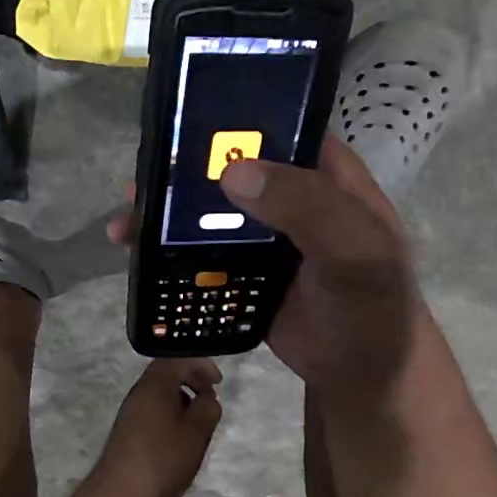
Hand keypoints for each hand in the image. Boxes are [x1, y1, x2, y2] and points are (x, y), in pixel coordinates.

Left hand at [91, 358, 223, 496]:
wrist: (120, 494)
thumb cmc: (163, 458)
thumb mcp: (196, 433)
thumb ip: (207, 409)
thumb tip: (207, 397)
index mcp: (154, 385)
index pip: (178, 359)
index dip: (201, 365)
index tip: (218, 382)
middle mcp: (139, 392)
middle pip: (166, 373)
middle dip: (191, 380)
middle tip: (210, 396)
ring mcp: (130, 412)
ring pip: (160, 393)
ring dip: (181, 399)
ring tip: (198, 421)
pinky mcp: (127, 431)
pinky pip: (153, 410)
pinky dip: (170, 414)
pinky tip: (179, 438)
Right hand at [109, 138, 421, 396]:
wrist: (362, 376)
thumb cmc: (371, 307)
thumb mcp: (355, 250)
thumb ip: (308, 206)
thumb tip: (233, 173)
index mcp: (324, 173)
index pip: (275, 127)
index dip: (231, 120)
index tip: (178, 122)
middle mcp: (290, 194)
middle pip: (228, 168)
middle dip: (180, 172)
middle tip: (138, 182)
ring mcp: (263, 233)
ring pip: (207, 210)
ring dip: (165, 213)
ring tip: (125, 222)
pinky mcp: (243, 268)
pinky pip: (200, 249)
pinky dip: (168, 250)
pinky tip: (135, 252)